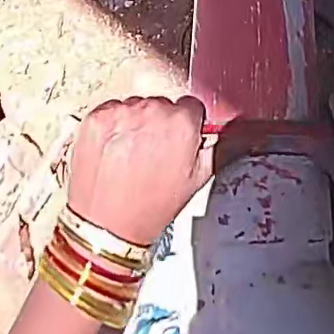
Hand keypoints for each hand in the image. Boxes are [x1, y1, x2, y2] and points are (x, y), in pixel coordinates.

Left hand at [65, 96, 213, 245]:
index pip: (191, 106)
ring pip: (136, 106)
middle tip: (152, 152)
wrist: (105, 228)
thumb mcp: (198, 179)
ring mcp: (122, 113)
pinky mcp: (96, 118)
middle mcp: (153, 111)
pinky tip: (113, 149)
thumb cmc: (151, 206)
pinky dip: (112, 125)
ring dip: (135, 123)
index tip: (177, 141)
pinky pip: (111, 109)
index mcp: (183, 122)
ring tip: (130, 154)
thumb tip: (237, 131)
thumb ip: (220, 145)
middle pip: (163, 104)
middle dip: (160, 124)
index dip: (185, 126)